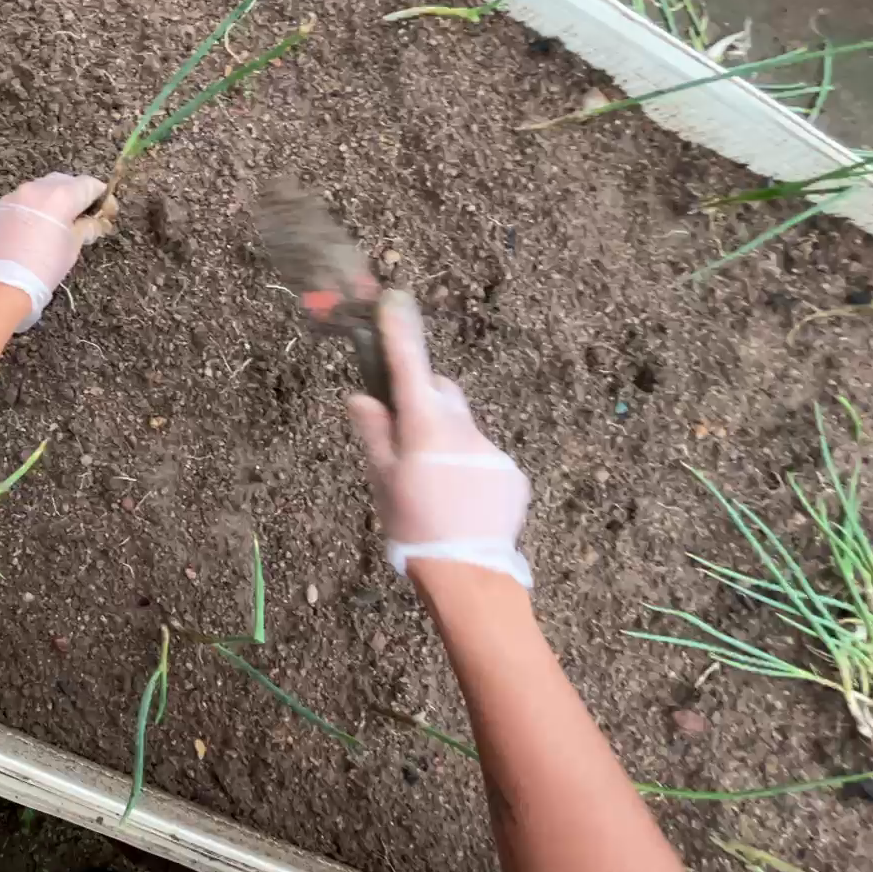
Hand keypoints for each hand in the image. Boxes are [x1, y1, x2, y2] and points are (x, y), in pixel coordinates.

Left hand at [0, 173, 108, 331]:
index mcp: (61, 196)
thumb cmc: (43, 268)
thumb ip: (87, 227)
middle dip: (76, 195)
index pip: (89, 184)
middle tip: (82, 216)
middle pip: (64, 182)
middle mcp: (36, 189)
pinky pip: (22, 200)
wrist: (3, 285)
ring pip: (41, 188)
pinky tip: (34, 227)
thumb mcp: (73, 246)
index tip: (106, 211)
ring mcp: (15, 196)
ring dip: (52, 200)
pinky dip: (32, 207)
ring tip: (57, 222)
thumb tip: (96, 221)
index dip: (102, 197)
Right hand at [346, 291, 533, 587]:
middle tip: (400, 421)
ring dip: (441, 432)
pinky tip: (452, 493)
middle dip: (421, 394)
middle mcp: (465, 431)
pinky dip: (461, 458)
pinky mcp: (510, 472)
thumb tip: (362, 397)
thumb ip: (374, 433)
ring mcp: (492, 451)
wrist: (468, 572)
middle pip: (441, 392)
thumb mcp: (380, 479)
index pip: (410, 369)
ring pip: (460, 423)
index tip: (395, 299)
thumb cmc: (411, 524)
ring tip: (427, 474)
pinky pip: (479, 450)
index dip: (400, 333)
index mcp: (427, 429)